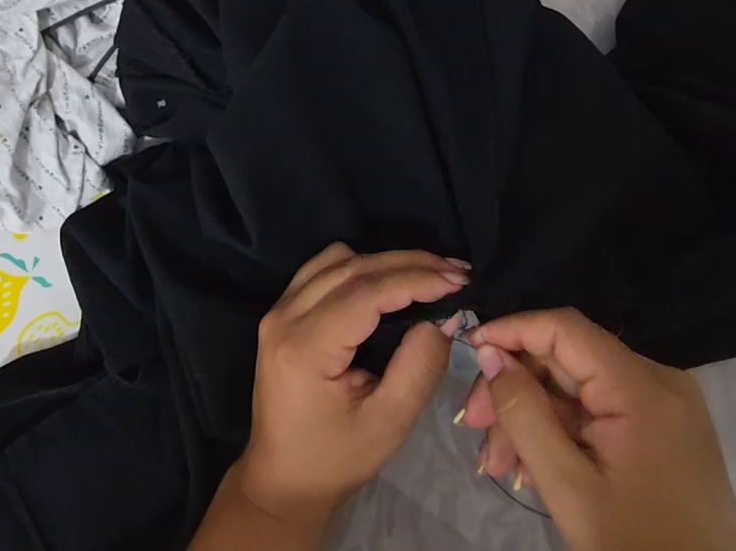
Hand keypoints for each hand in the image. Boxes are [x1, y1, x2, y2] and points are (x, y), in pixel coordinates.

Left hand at [223, 243, 468, 537]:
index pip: (364, 292)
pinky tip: (390, 280)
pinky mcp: (281, 311)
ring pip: (335, 260)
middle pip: (351, 267)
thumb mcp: (387, 424)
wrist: (282, 476)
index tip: (458, 281)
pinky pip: (321, 269)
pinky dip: (359, 265)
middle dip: (408, 263)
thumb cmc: (335, 458)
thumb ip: (417, 369)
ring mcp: (278, 310)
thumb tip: (442, 319)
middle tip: (456, 270)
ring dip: (384, 260)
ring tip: (431, 274)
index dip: (413, 279)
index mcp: (305, 347)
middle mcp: (284, 317)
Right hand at [460, 309, 735, 550]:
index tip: (469, 351)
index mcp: (642, 387)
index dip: (511, 330)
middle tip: (474, 425)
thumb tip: (489, 352)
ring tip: (497, 463)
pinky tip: (530, 466)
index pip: (564, 328)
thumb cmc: (635, 544)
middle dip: (515, 389)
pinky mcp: (660, 429)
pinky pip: (596, 411)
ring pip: (575, 389)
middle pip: (565, 360)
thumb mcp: (567, 483)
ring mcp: (662, 406)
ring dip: (531, 417)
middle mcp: (658, 381)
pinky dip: (560, 431)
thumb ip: (523, 411)